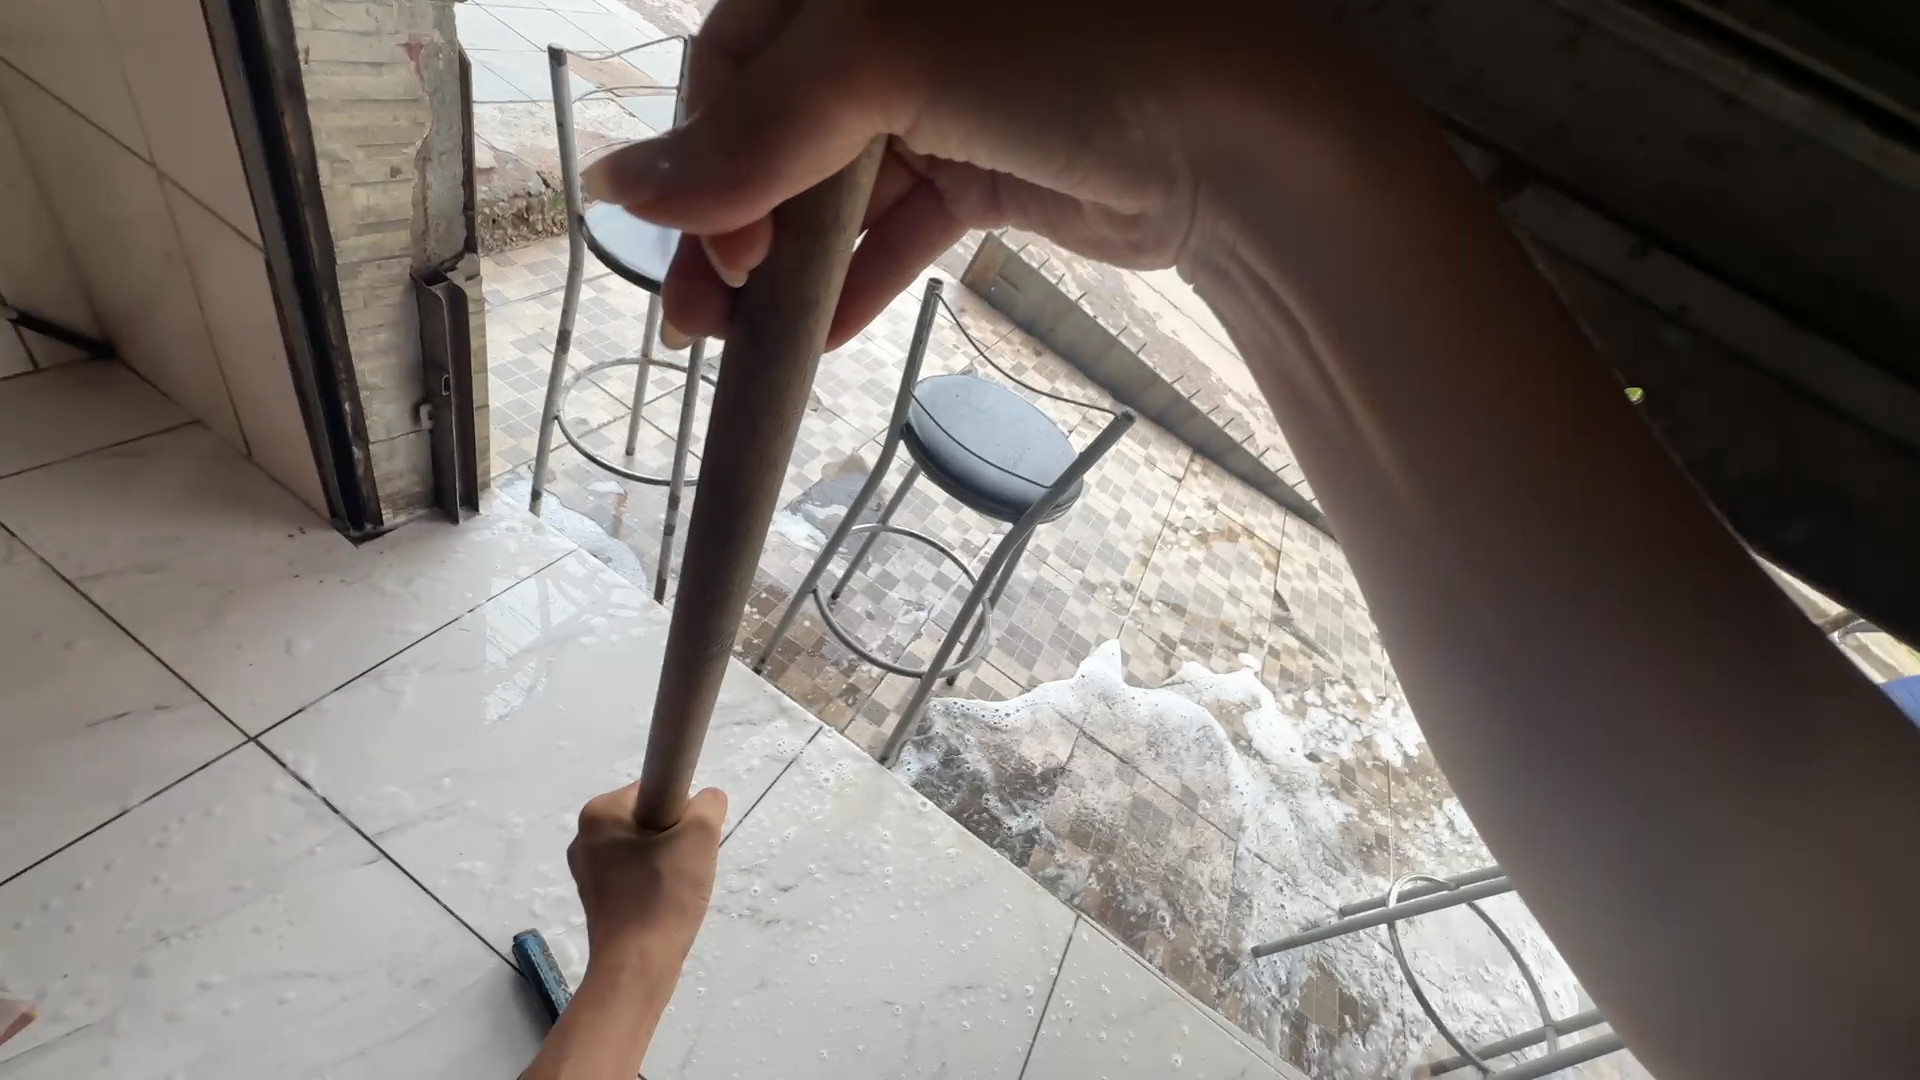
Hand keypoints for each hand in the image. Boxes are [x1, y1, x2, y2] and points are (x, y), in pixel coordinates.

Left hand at [567, 783, 726, 966]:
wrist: (638, 966)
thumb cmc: (664, 893)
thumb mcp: (701, 834)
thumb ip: (710, 802)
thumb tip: (705, 802)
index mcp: (599, 813)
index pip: (655, 788)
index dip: (681, 808)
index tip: (689, 837)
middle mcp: (584, 837)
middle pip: (649, 816)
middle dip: (675, 834)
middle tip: (687, 861)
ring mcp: (586, 870)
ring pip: (644, 845)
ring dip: (667, 858)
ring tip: (677, 885)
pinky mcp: (594, 897)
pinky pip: (635, 871)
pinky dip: (654, 879)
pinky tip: (664, 900)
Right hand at [580, 0, 1328, 349]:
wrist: (1230, 142)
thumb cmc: (1074, 55)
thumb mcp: (895, 60)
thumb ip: (763, 127)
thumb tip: (626, 187)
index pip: (738, 67)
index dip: (707, 166)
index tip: (701, 256)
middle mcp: (893, 31)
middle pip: (778, 140)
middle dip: (735, 235)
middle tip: (697, 324)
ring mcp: (940, 108)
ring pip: (835, 197)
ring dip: (790, 274)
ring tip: (748, 345)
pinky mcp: (980, 175)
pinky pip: (902, 234)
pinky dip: (863, 284)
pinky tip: (824, 336)